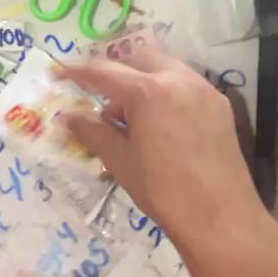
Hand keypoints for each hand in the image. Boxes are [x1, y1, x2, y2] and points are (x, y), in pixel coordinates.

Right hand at [59, 53, 265, 251]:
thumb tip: (69, 117)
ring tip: (125, 115)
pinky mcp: (219, 108)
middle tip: (94, 93)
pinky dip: (163, 92)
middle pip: (139, 60)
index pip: (105, 72)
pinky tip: (154, 122)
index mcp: (150, 91)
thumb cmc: (161, 188)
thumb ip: (92, 131)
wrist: (219, 216)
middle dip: (114, 71)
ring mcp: (205, 92)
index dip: (77, 72)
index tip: (58, 73)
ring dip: (140, 81)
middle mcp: (180, 81)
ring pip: (165, 70)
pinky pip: (184, 86)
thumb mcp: (119, 159)